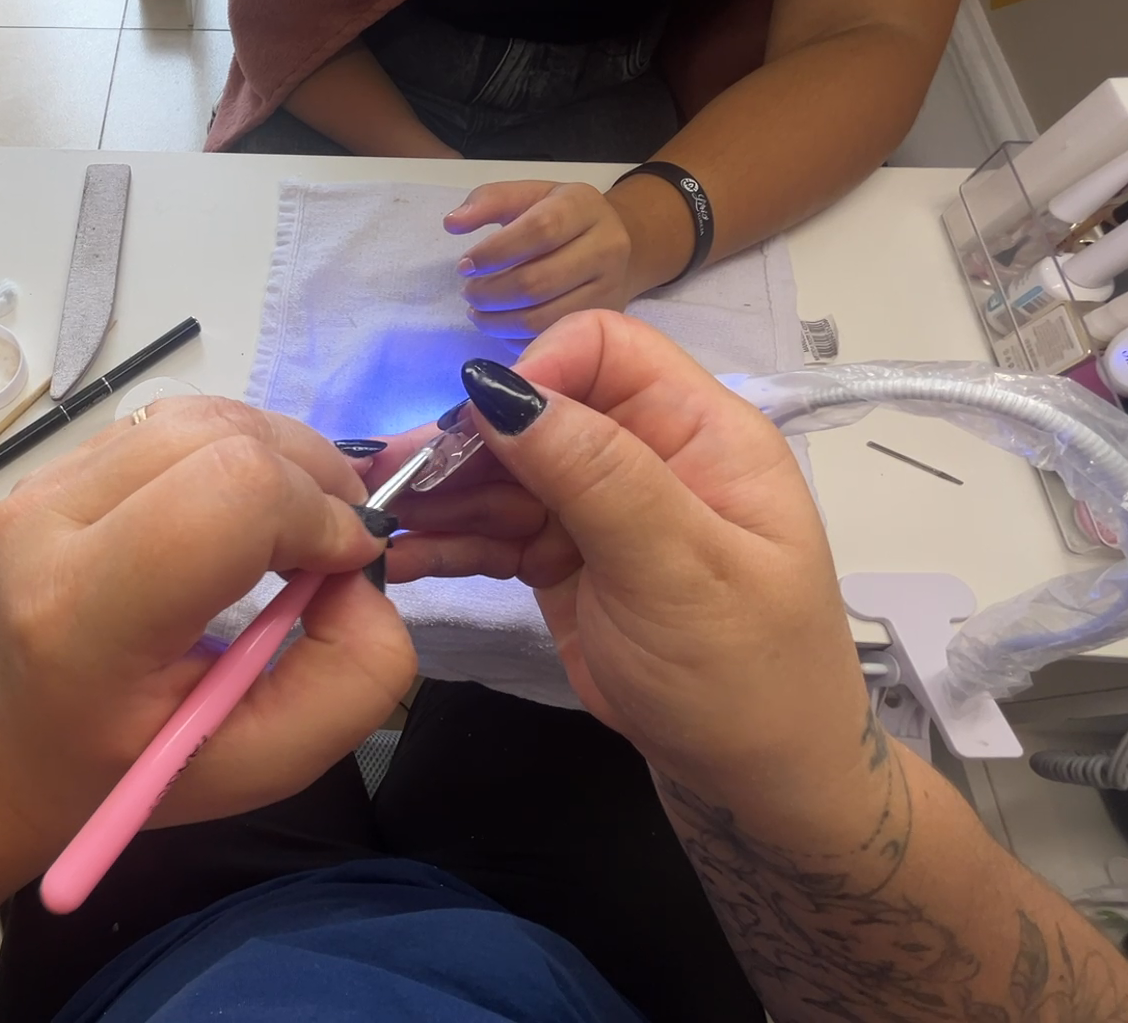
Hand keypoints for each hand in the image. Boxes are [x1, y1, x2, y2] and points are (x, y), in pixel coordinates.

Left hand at [0, 398, 414, 838]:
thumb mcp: (264, 761)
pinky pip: (168, 423)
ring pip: (199, 416)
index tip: (347, 561)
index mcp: (82, 618)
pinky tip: (235, 504)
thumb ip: (352, 677)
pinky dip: (231, 449)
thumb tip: (362, 566)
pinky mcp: (47, 469)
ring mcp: (36, 488)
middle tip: (335, 536)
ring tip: (294, 517)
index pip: (229, 498)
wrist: (21, 740)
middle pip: (220, 438)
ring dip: (276, 454)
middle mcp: (41, 528)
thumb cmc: (132, 769)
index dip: (316, 513)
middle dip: (310, 475)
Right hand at [361, 311, 872, 802]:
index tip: (477, 430)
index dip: (536, 375)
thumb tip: (498, 389)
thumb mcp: (676, 570)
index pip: (604, 353)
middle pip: (531, 417)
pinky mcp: (551, 555)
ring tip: (382, 520)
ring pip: (498, 476)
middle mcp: (636, 457)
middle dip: (461, 445)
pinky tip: (401, 558)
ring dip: (439, 497)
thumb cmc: (741, 673)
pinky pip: (487, 533)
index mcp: (694, 434)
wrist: (745, 774)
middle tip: (391, 481)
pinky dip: (443, 543)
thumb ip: (593, 474)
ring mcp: (588, 509)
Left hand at [445, 181, 638, 338]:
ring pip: (540, 319)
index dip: (494, 253)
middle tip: (468, 293)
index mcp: (583, 207)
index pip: (538, 231)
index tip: (465, 265)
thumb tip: (452, 222)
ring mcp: (606, 288)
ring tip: (477, 311)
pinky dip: (513, 339)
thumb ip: (489, 202)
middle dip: (489, 294)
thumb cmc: (558, 220)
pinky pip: (547, 340)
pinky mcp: (599, 319)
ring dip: (496, 322)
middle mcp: (605, 247)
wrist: (612, 246)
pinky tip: (500, 326)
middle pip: (535, 283)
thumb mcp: (528, 197)